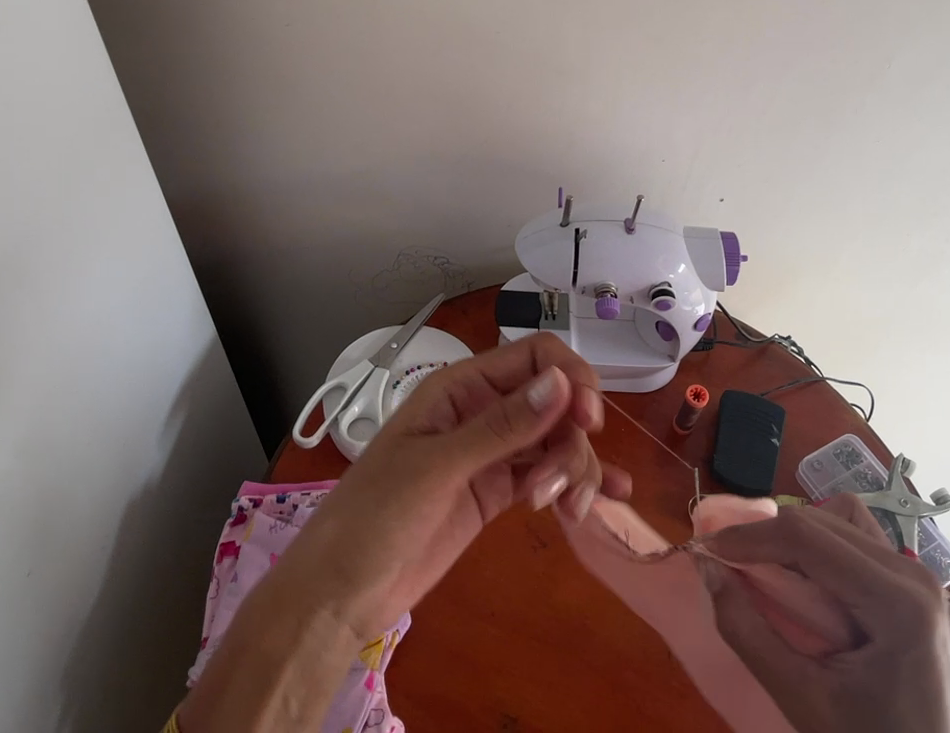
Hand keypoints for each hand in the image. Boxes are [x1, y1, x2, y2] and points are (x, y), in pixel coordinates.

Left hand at [273, 333, 632, 639]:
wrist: (341, 591)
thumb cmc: (374, 517)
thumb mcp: (437, 468)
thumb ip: (502, 427)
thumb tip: (563, 383)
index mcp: (460, 389)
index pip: (533, 357)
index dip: (570, 378)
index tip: (589, 422)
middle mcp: (481, 412)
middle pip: (555, 402)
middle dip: (571, 438)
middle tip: (561, 485)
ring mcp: (491, 454)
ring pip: (556, 440)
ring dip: (574, 468)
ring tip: (565, 511)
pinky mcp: (497, 492)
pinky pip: (548, 474)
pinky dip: (577, 483)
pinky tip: (607, 499)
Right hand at [699, 495, 949, 732]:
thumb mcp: (801, 697)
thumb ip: (747, 630)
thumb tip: (706, 567)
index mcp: (896, 601)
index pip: (806, 536)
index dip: (749, 536)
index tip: (706, 551)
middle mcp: (912, 573)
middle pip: (819, 521)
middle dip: (765, 536)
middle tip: (727, 565)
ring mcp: (917, 575)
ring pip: (836, 518)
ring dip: (793, 536)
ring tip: (766, 573)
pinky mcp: (911, 583)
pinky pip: (855, 537)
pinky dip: (819, 545)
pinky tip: (804, 580)